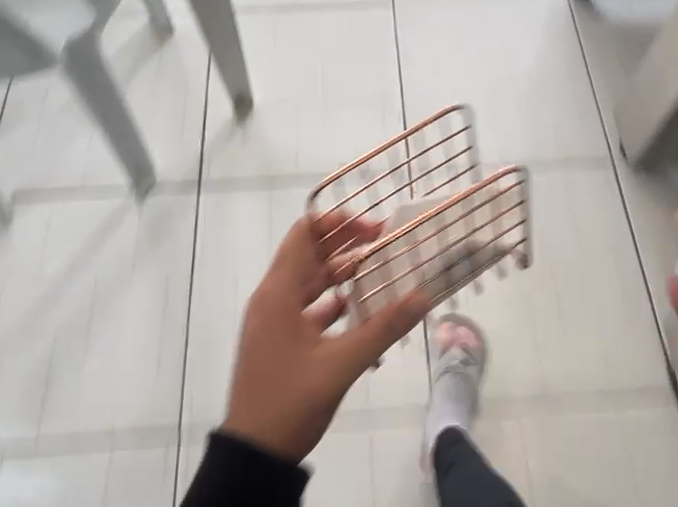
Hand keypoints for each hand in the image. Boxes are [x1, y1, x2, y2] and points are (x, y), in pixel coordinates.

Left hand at [221, 211, 429, 462]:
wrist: (254, 454)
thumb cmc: (290, 401)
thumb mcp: (341, 364)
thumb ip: (383, 328)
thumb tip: (423, 297)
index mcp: (278, 293)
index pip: (303, 234)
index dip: (336, 222)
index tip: (372, 227)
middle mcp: (271, 298)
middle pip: (307, 254)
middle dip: (343, 243)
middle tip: (383, 240)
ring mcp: (272, 321)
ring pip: (307, 282)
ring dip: (338, 272)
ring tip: (376, 268)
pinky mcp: (278, 342)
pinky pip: (305, 308)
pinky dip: (329, 302)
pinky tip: (356, 308)